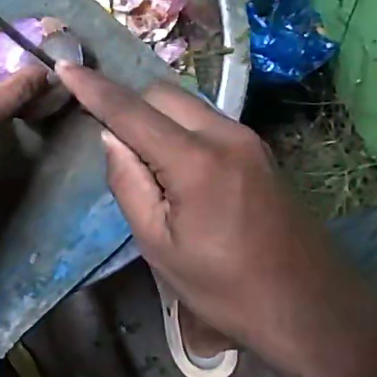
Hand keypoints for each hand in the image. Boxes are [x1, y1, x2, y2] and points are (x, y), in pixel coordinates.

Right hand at [56, 63, 376, 376]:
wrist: (314, 309)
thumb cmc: (227, 290)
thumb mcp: (159, 247)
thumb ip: (128, 183)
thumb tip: (111, 136)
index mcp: (194, 161)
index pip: (131, 111)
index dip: (93, 88)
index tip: (63, 67)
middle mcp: (224, 135)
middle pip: (161, 94)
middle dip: (127, 101)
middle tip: (103, 131)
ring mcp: (247, 139)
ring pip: (185, 103)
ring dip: (153, 113)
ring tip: (135, 149)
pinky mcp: (259, 150)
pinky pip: (205, 120)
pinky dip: (178, 125)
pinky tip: (171, 158)